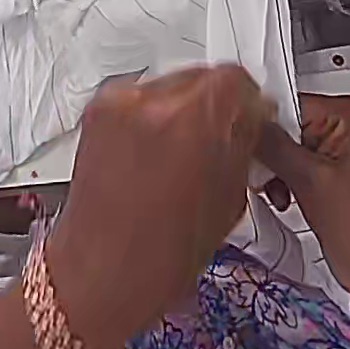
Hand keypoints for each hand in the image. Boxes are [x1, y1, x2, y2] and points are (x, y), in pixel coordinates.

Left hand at [47, 66, 271, 348]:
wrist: (100, 272)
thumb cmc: (162, 253)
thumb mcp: (229, 197)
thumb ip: (243, 142)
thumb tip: (250, 116)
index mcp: (198, 118)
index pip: (238, 78)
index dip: (249, 102)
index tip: (249, 116)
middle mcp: (157, 100)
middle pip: (204, 75)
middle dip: (216, 103)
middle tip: (217, 136)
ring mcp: (123, 102)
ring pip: (173, 82)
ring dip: (184, 108)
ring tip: (181, 149)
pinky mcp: (99, 110)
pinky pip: (142, 97)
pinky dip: (153, 114)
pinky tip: (155, 149)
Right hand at [257, 94, 349, 306]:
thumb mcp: (312, 181)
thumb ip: (274, 147)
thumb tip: (247, 124)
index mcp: (348, 115)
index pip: (287, 100)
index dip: (262, 124)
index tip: (244, 142)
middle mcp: (344, 129)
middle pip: (285, 126)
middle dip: (269, 153)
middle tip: (263, 175)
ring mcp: (337, 155)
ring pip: (285, 151)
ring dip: (273, 173)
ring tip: (280, 193)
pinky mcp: (330, 180)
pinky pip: (294, 171)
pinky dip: (283, 185)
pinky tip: (285, 200)